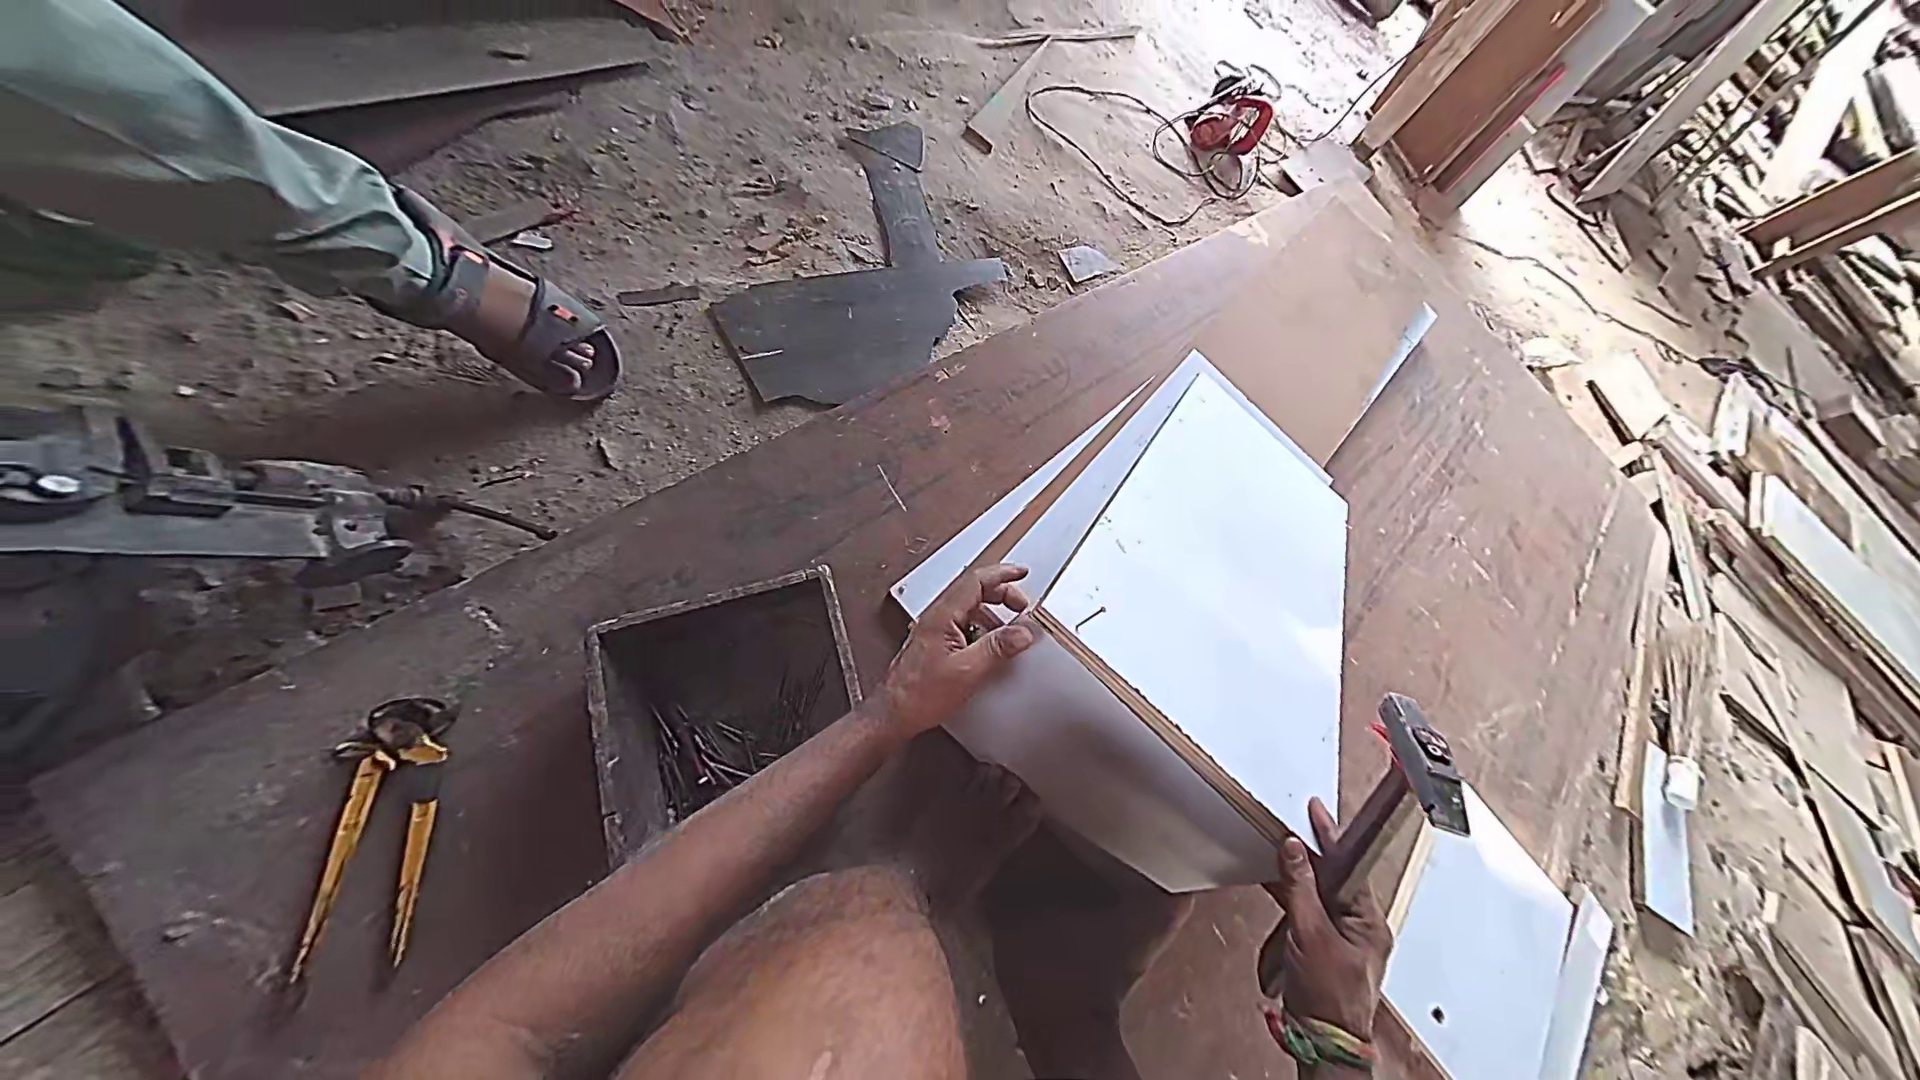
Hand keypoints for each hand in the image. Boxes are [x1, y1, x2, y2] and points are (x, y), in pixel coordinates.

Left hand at [881, 563, 1036, 735]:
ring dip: (993, 612)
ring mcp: (935, 629)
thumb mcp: (967, 670)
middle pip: (974, 591)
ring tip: (1010, 629)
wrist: (893, 713)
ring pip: (970, 608)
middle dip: (1002, 593)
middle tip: (1021, 605)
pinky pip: (964, 625)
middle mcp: (937, 617)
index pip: (975, 580)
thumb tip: (1022, 632)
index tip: (1020, 573)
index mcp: (942, 615)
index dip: (1002, 574)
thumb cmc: (918, 694)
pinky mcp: (936, 643)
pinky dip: (983, 628)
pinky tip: (991, 645)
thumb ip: (997, 648)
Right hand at [1264, 797, 1392, 1037]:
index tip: (1316, 810)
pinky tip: (1274, 881)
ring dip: (1297, 873)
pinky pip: (1308, 905)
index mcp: (1369, 921)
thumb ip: (1299, 886)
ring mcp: (1343, 933)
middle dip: (1310, 852)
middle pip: (1333, 875)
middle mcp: (1361, 925)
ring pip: (1319, 889)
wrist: (1322, 1041)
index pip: (1348, 866)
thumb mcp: (1308, 933)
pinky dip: (1291, 892)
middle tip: (1291, 826)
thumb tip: (1292, 849)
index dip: (1330, 836)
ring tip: (1278, 851)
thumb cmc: (1327, 997)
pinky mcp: (1324, 941)